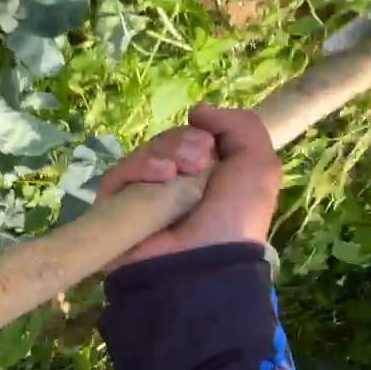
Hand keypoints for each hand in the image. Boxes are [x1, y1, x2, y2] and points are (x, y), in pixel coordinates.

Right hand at [95, 104, 281, 270]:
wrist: (202, 258)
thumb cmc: (234, 215)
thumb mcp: (258, 162)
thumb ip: (239, 126)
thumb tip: (197, 111)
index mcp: (201, 177)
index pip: (188, 139)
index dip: (199, 134)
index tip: (209, 146)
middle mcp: (169, 186)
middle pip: (164, 142)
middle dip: (182, 143)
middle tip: (197, 163)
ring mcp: (139, 197)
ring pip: (143, 154)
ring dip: (164, 153)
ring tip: (176, 174)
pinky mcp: (113, 209)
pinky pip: (117, 175)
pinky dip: (139, 168)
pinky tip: (159, 178)